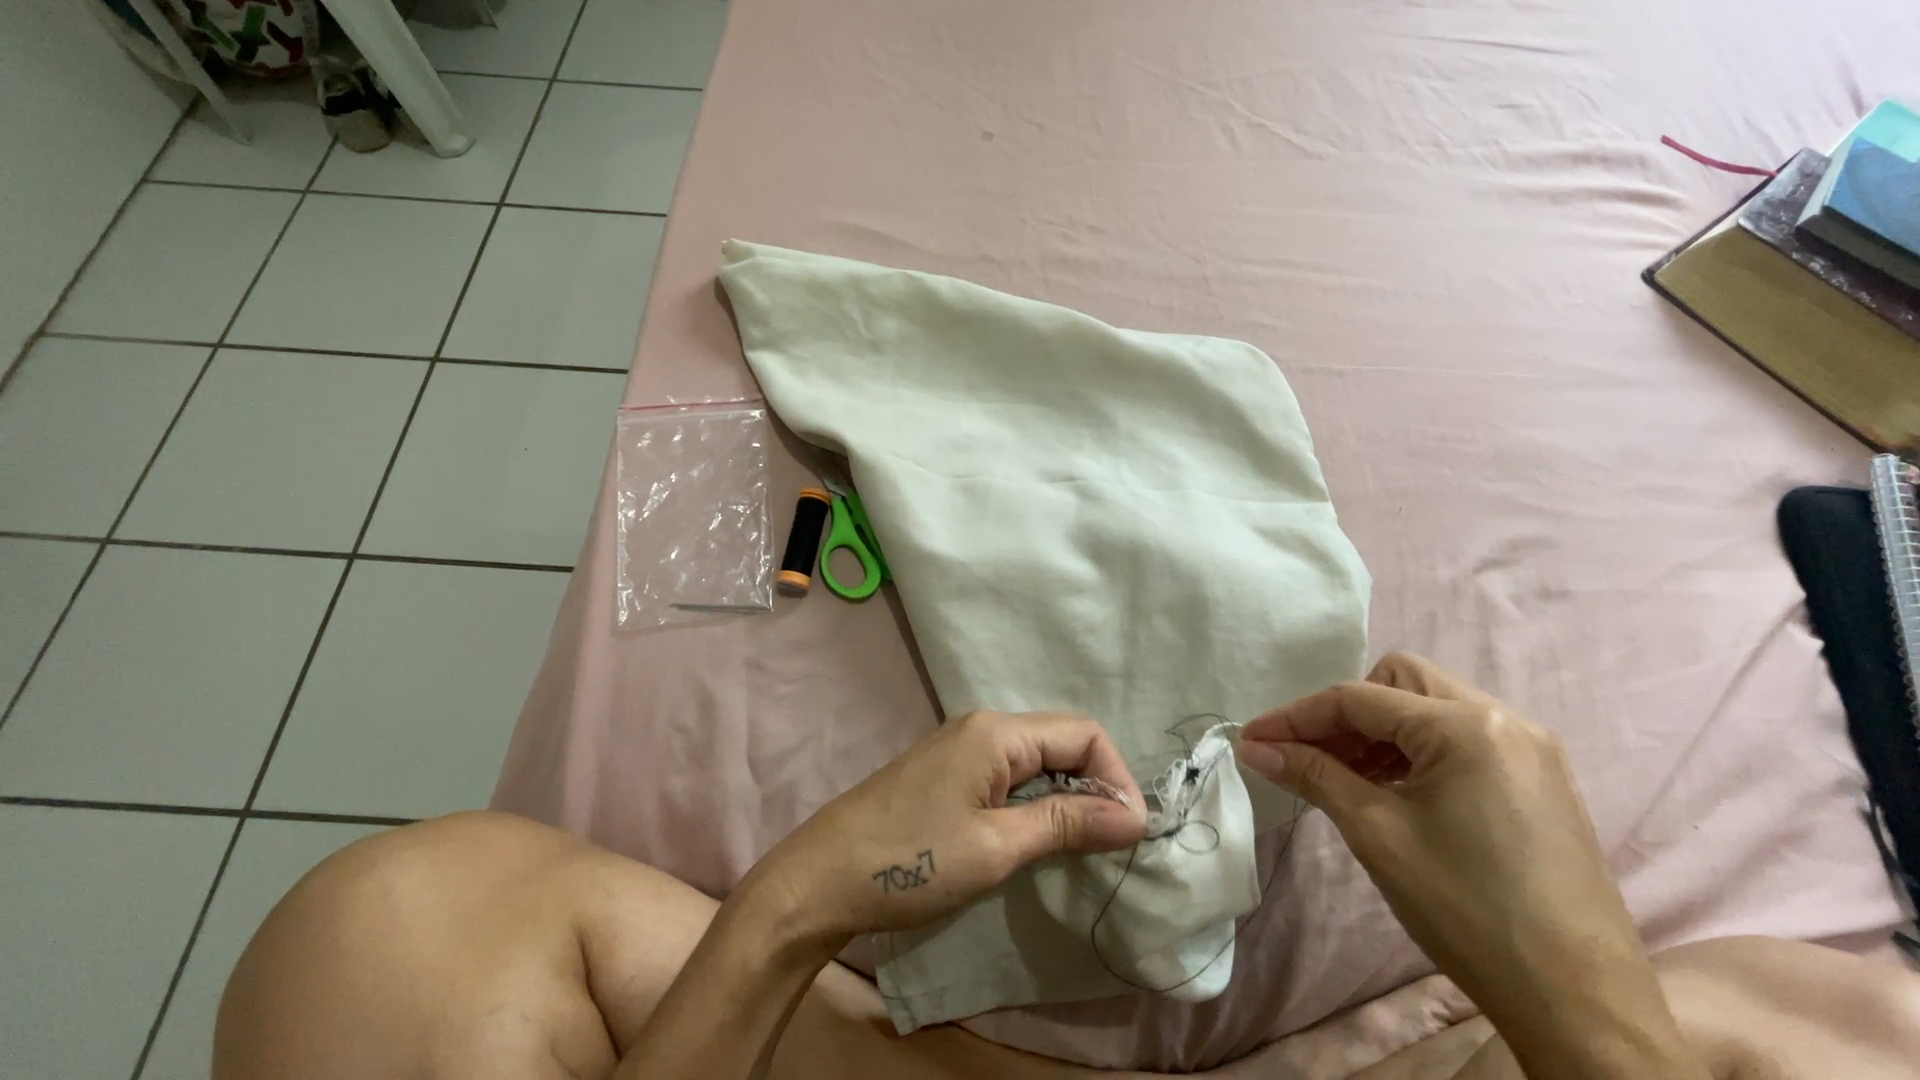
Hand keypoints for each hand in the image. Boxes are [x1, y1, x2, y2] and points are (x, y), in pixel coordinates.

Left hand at [741, 710, 1148, 949]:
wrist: (822, 879)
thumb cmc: (912, 862)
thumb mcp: (997, 847)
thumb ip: (1066, 823)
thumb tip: (1136, 817)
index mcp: (996, 732)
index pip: (1084, 734)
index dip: (1117, 778)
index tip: (1132, 834)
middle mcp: (982, 727)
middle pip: (1063, 742)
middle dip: (1096, 786)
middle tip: (1114, 844)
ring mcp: (961, 749)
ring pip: (1038, 760)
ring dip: (1068, 797)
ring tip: (1084, 846)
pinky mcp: (948, 774)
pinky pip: (1011, 775)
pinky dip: (1037, 801)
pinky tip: (1040, 837)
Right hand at [1237, 654, 1707, 1079]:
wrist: (1577, 998)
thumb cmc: (1466, 909)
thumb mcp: (1376, 834)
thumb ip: (1314, 775)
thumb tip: (1256, 747)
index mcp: (1466, 725)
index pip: (1359, 697)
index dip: (1296, 716)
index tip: (1251, 741)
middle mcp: (1504, 718)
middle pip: (1400, 682)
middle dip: (1344, 712)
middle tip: (1309, 757)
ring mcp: (1530, 748)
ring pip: (1431, 708)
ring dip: (1378, 732)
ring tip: (1342, 778)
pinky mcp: (1540, 779)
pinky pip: (1461, 739)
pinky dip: (1416, 752)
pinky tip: (1393, 792)